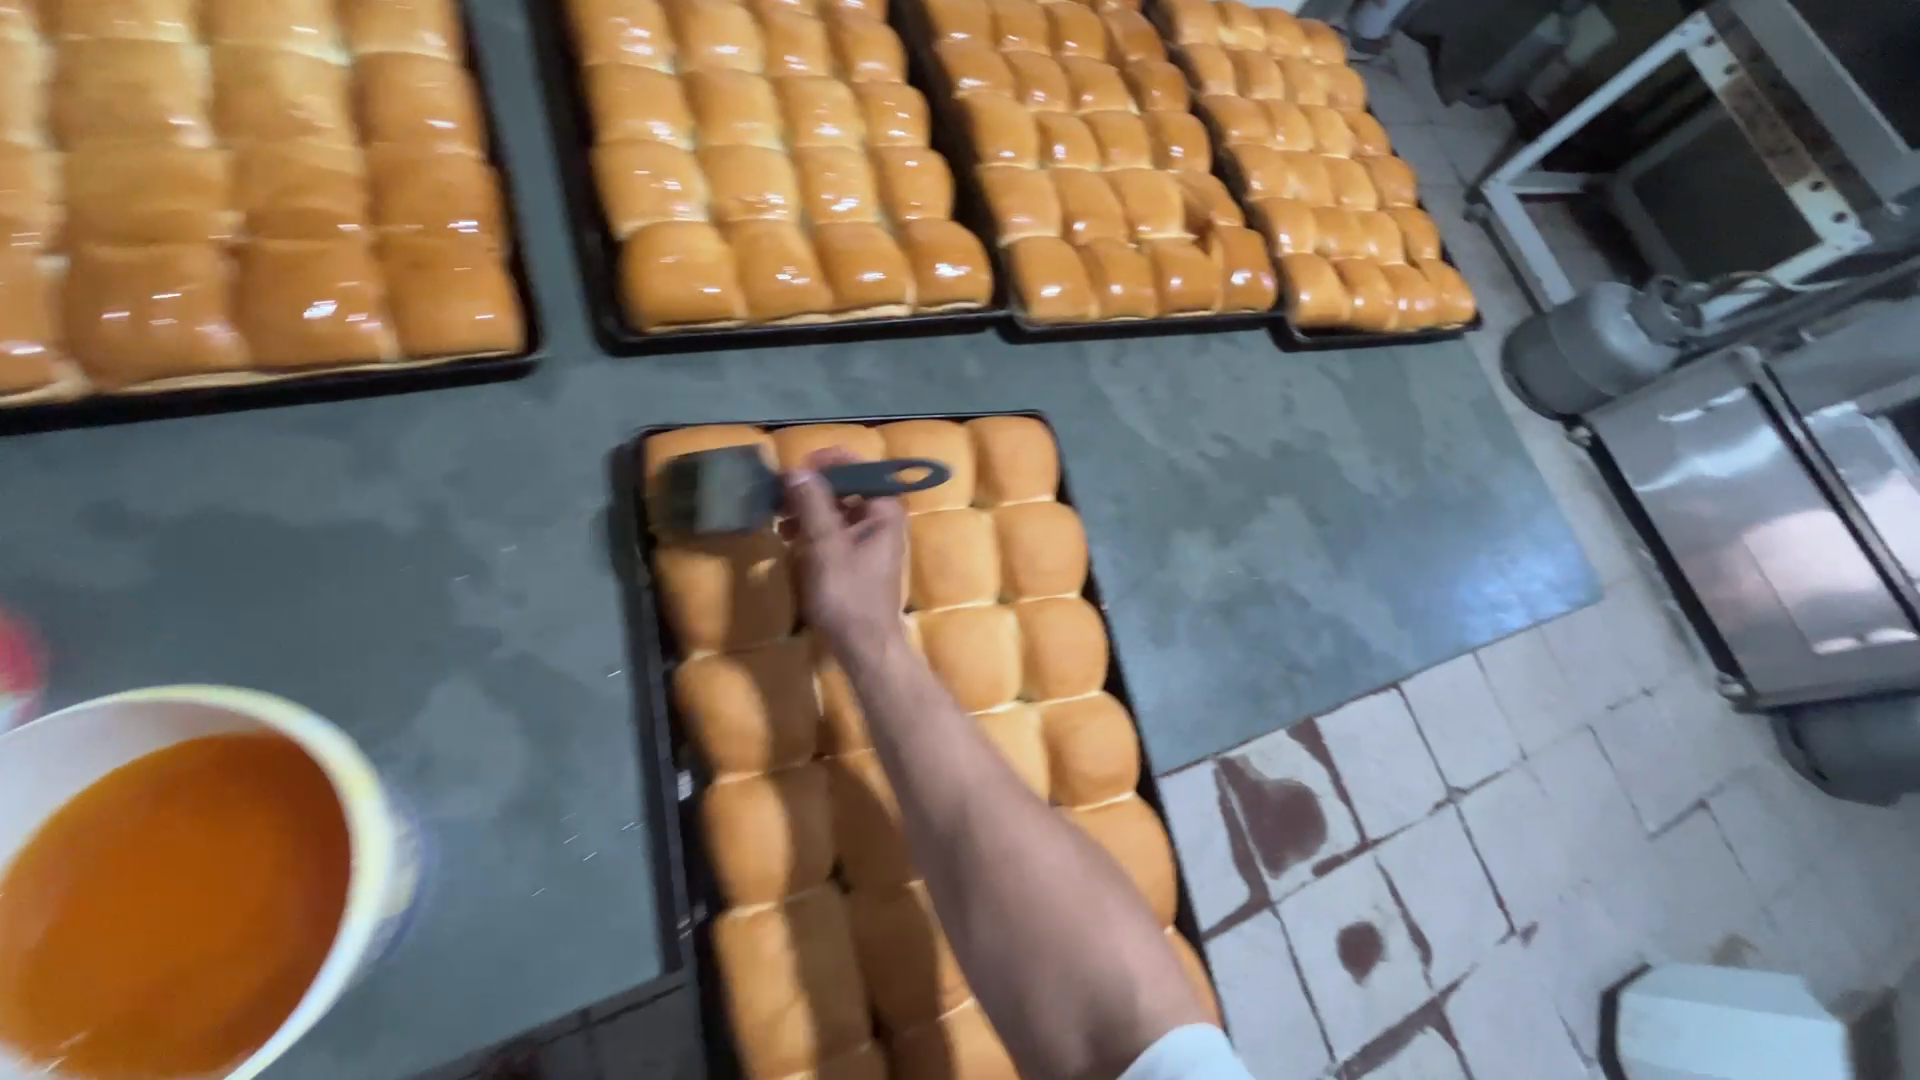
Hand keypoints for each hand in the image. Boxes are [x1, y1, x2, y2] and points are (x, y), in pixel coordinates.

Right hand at [786, 448, 908, 658]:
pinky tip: (790, 536)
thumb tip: (797, 469)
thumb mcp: (825, 545)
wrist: (863, 644)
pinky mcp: (858, 557)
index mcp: (884, 509)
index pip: (857, 466)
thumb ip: (812, 503)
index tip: (793, 471)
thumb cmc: (847, 593)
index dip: (825, 463)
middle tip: (779, 495)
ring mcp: (871, 538)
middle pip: (845, 486)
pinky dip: (813, 529)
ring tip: (779, 517)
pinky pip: (834, 530)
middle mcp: (882, 518)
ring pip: (837, 508)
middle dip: (811, 487)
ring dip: (808, 508)